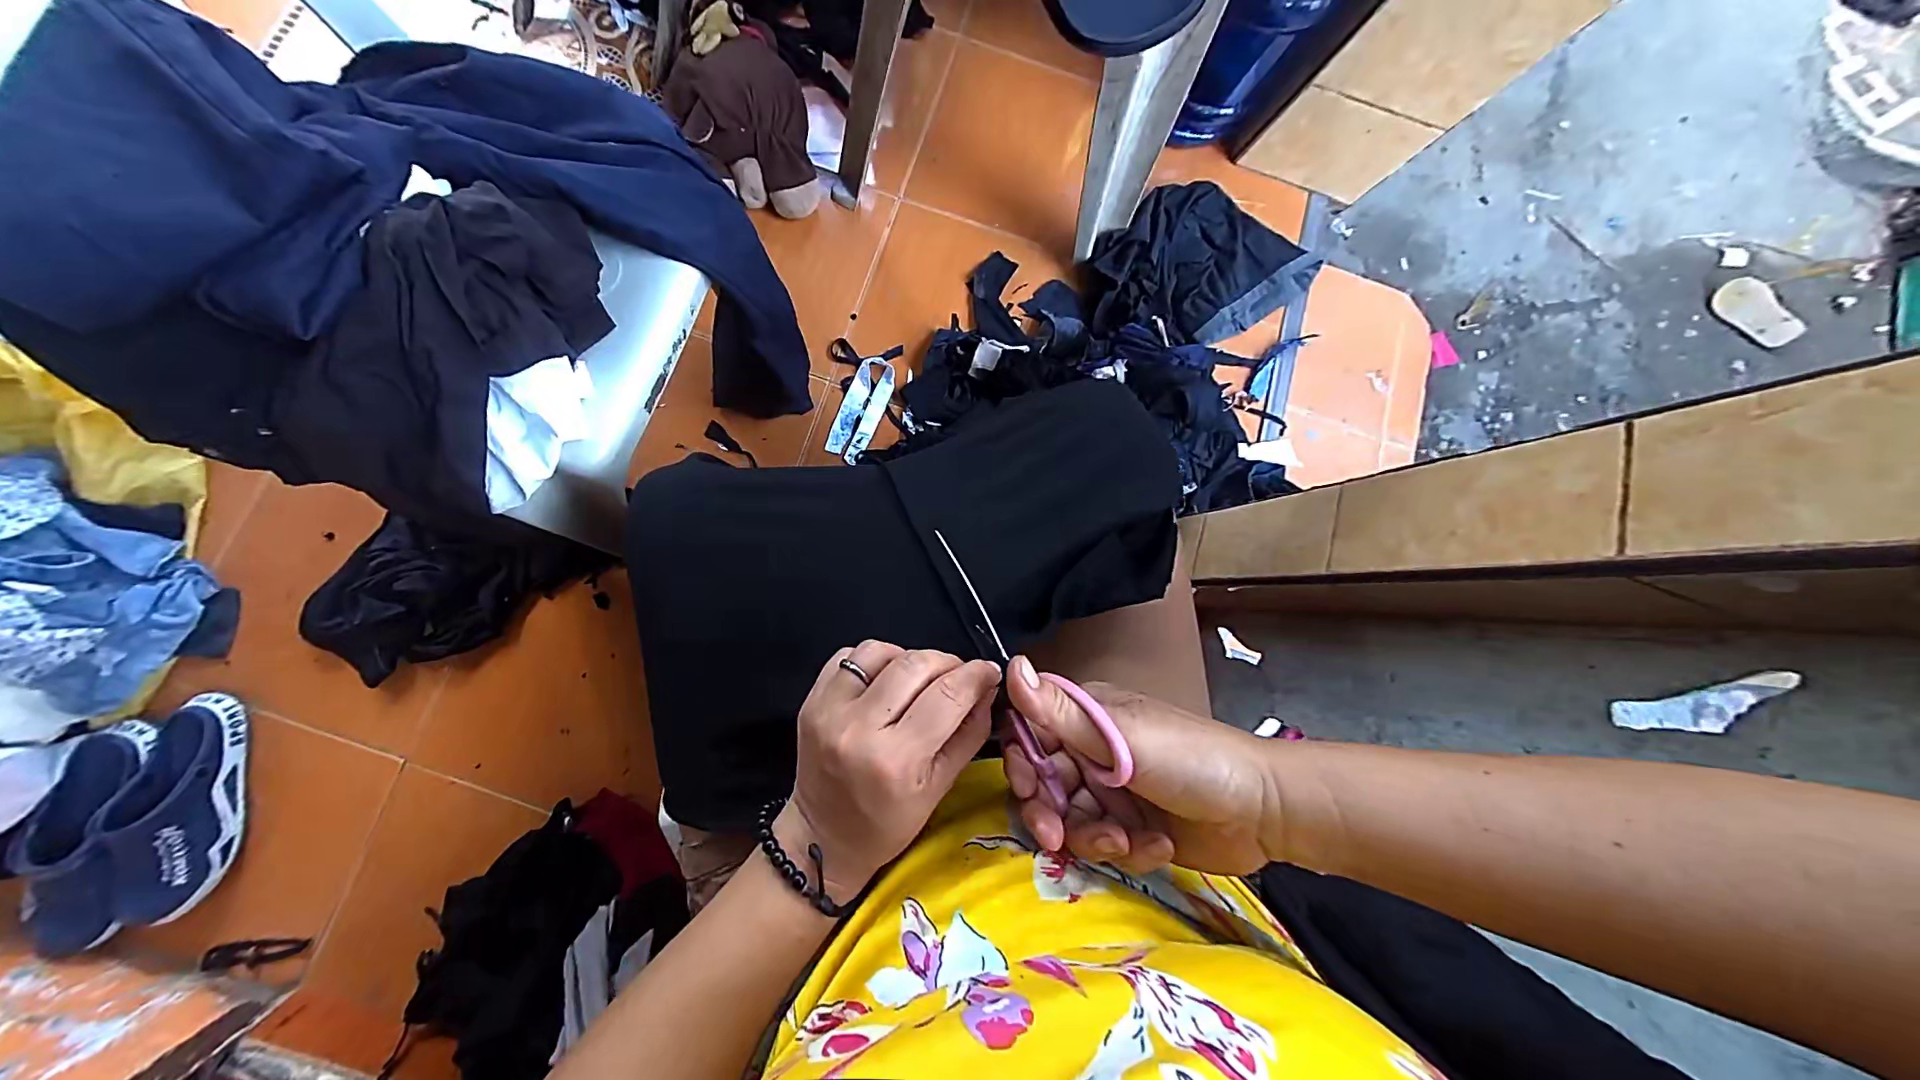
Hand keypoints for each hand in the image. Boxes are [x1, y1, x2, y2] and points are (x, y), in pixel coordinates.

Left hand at [779, 641, 1000, 904]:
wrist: (824, 836)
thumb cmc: (887, 823)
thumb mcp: (940, 787)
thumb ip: (970, 733)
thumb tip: (987, 688)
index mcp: (896, 760)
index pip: (947, 694)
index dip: (976, 674)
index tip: (989, 671)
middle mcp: (858, 729)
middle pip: (915, 664)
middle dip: (948, 662)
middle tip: (958, 676)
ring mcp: (829, 711)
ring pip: (881, 651)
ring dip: (909, 658)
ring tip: (919, 679)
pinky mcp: (811, 700)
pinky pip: (849, 656)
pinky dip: (875, 660)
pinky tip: (885, 681)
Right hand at [1003, 656, 1273, 875]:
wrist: (1263, 810)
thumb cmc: (1192, 759)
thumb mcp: (1122, 736)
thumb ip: (1062, 710)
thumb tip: (1011, 665)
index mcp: (1087, 718)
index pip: (1031, 736)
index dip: (1022, 765)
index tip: (1030, 789)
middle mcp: (1094, 752)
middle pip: (1044, 785)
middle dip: (1048, 813)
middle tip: (1056, 836)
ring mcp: (1112, 791)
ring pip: (1069, 820)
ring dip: (1091, 836)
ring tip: (1125, 841)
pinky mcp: (1131, 827)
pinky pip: (1103, 843)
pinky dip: (1126, 849)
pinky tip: (1154, 845)